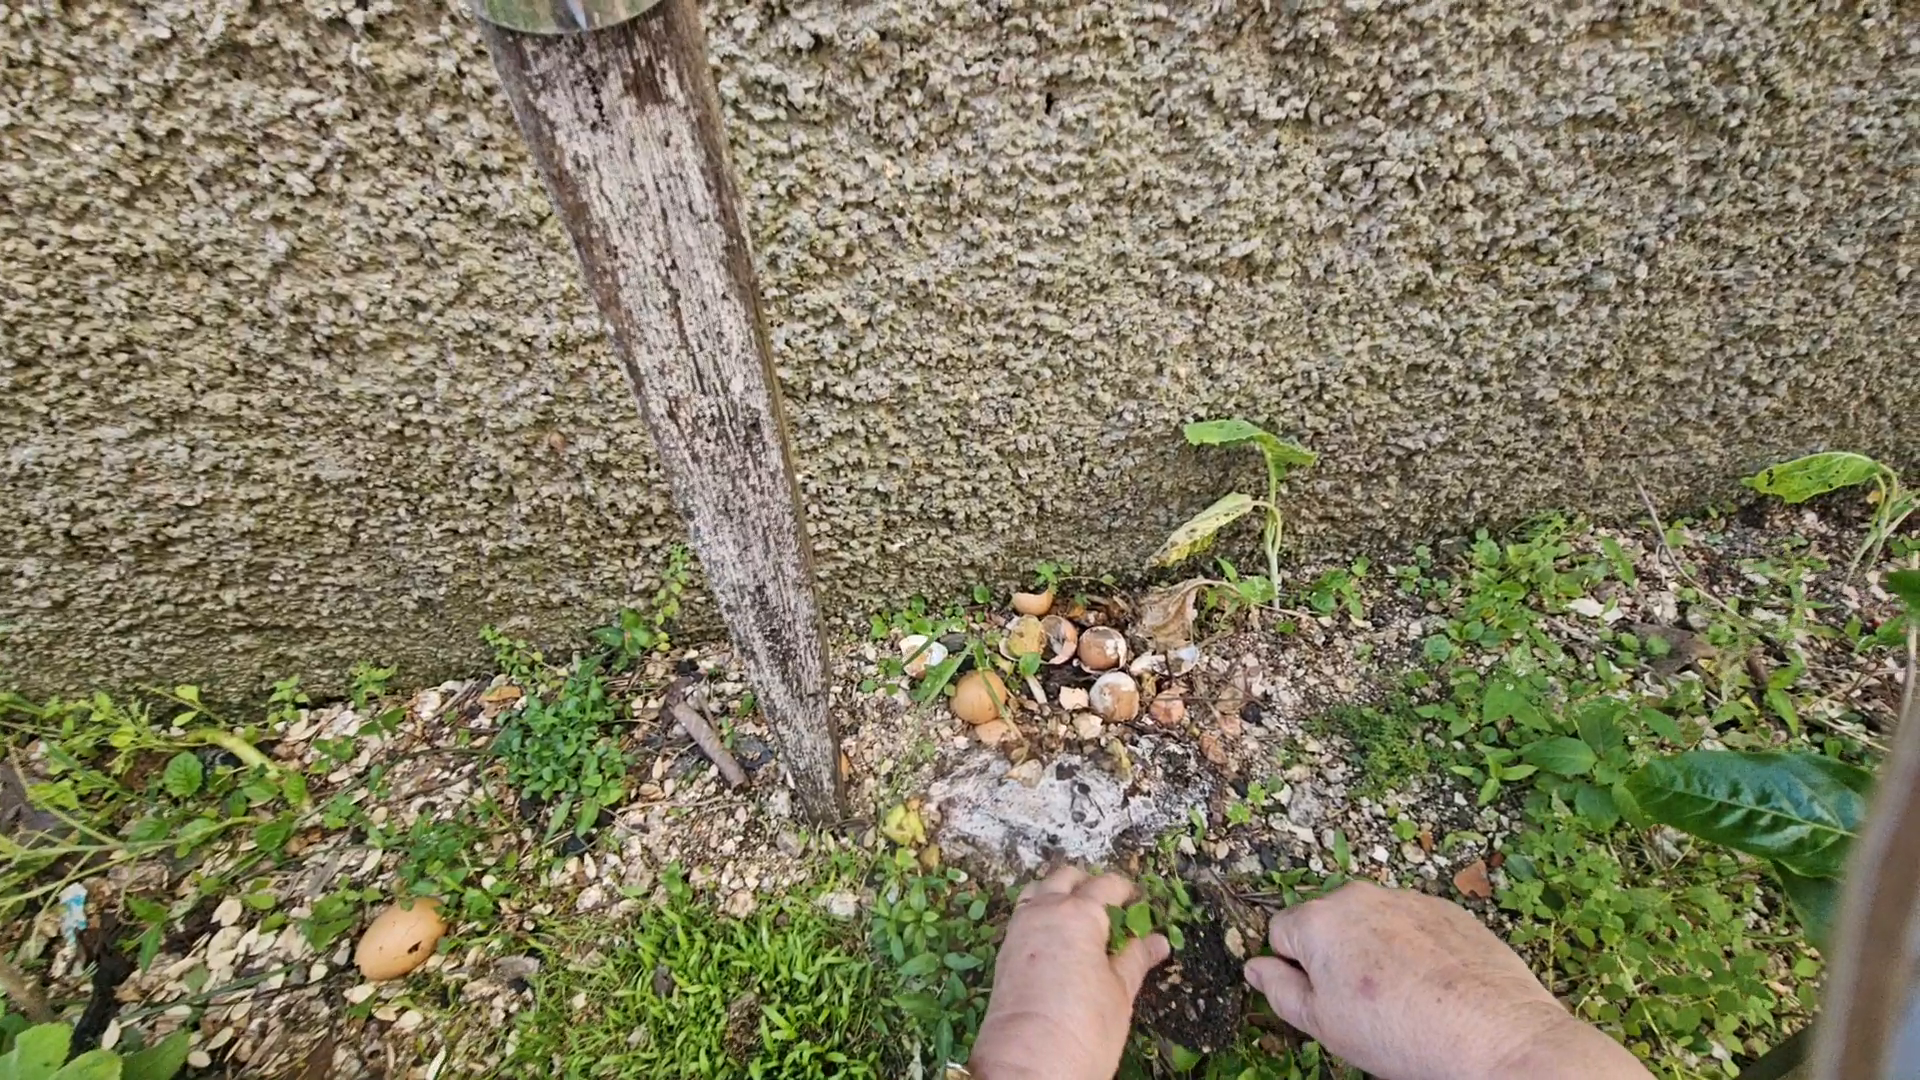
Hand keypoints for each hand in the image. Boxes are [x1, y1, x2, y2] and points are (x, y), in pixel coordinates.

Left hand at [968, 867, 1170, 1079]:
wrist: (1028, 1063)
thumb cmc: (1084, 1029)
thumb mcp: (1120, 993)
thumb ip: (1136, 959)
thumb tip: (1159, 941)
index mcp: (1080, 914)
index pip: (1105, 886)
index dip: (1124, 888)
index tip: (1137, 896)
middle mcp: (1047, 908)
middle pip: (1066, 877)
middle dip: (1088, 882)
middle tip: (1108, 902)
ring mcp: (1022, 924)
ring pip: (1039, 888)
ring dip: (1058, 890)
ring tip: (1077, 911)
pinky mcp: (1006, 945)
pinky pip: (1023, 909)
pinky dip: (1039, 907)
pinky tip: (1052, 931)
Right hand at [1243, 881, 1652, 1079]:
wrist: (1502, 1040)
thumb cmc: (1400, 1036)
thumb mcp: (1326, 1027)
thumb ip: (1280, 990)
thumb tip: (1254, 966)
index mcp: (1317, 920)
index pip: (1281, 934)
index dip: (1298, 971)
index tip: (1329, 1003)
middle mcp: (1354, 896)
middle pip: (1327, 923)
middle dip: (1337, 956)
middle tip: (1367, 1005)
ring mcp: (1404, 898)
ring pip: (1371, 923)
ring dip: (1377, 950)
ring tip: (1409, 998)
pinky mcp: (1447, 909)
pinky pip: (1414, 924)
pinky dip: (1417, 948)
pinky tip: (1440, 987)